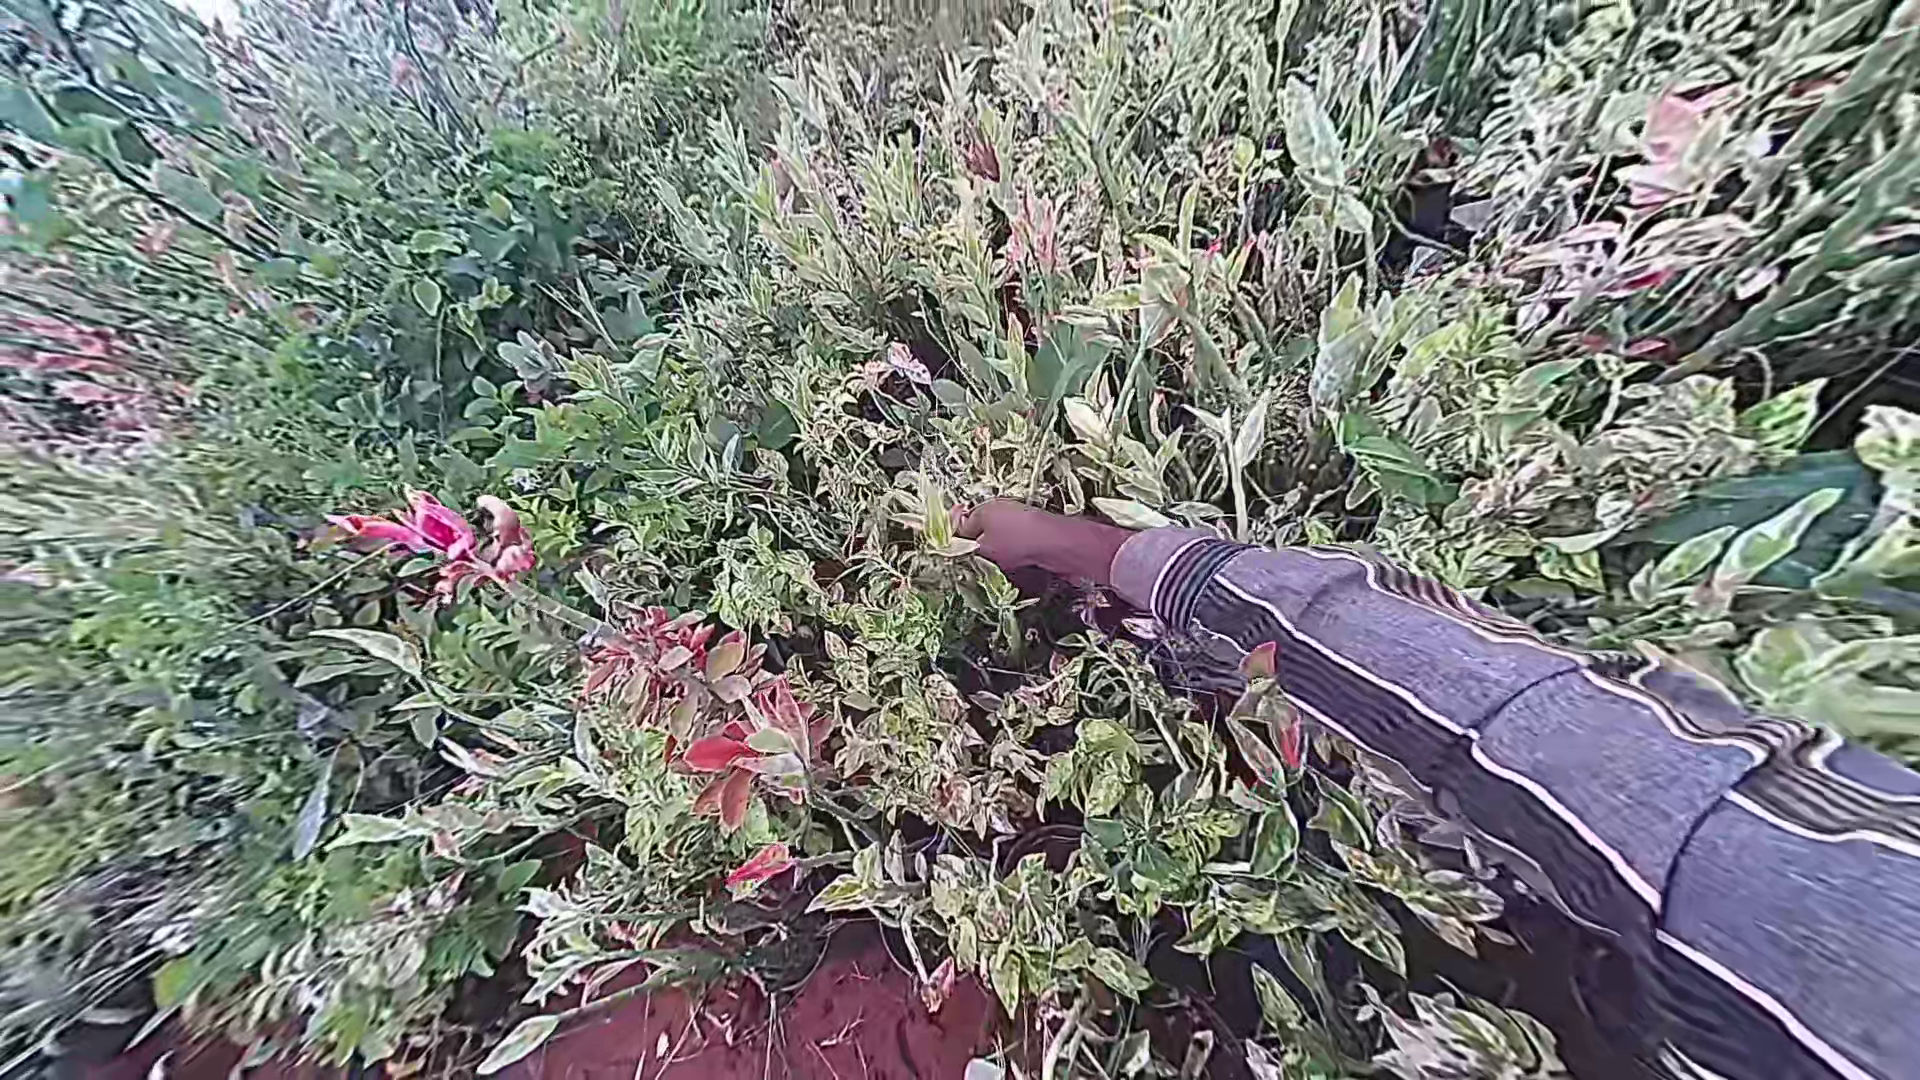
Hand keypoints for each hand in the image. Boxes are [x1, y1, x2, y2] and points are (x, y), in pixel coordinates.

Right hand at [956, 499, 1130, 585]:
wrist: (1056, 545)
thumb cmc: (1014, 542)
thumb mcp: (982, 549)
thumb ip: (964, 550)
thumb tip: (955, 551)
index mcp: (984, 508)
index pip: (963, 527)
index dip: (959, 545)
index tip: (959, 562)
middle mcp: (1002, 510)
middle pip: (982, 534)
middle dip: (980, 551)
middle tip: (979, 567)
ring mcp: (1020, 521)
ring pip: (1000, 542)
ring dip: (998, 557)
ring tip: (1000, 569)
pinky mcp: (1034, 533)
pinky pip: (1016, 547)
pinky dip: (1015, 557)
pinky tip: (1017, 567)